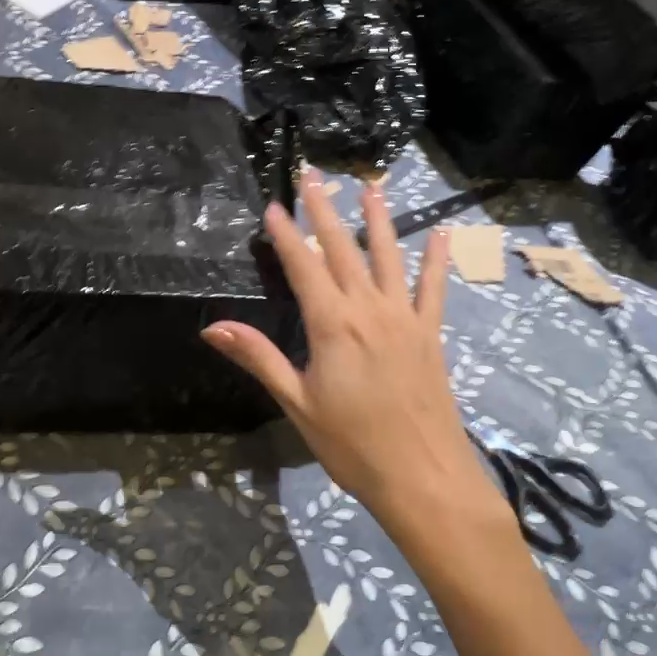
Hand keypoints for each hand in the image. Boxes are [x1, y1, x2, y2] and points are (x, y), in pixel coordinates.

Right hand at [202, 170, 508, 547]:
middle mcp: (370, 310)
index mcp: (333, 325)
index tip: (273, 204)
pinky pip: (433, 290)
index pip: (303, 267)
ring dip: (379, 220)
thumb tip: (213, 326)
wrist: (426, 480)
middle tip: (312, 175)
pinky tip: (443, 236)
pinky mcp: (430, 335)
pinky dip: (437, 261)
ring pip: (389, 257)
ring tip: (371, 187)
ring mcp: (405, 319)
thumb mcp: (297, 404)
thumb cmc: (353, 445)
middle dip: (324, 211)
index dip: (286, 235)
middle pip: (343, 250)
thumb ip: (259, 357)